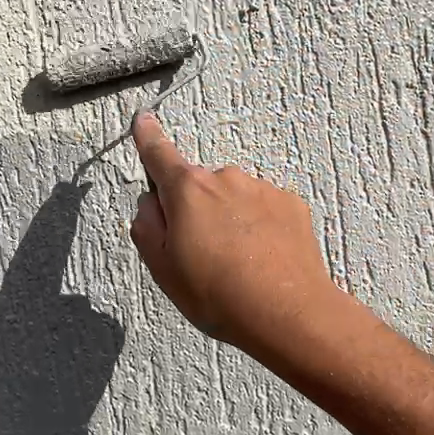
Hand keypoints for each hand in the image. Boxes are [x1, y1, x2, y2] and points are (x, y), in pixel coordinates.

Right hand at [127, 112, 344, 354]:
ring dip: (228, 222)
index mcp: (186, 192)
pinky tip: (260, 260)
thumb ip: (146, 228)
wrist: (287, 314)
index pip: (158, 155)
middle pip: (197, 188)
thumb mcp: (163, 269)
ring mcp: (260, 189)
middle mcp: (224, 179)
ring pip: (232, 200)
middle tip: (200, 257)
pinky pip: (262, 210)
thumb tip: (150, 205)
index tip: (144, 120)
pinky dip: (257, 229)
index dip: (147, 137)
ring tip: (235, 266)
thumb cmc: (219, 296)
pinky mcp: (289, 204)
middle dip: (194, 212)